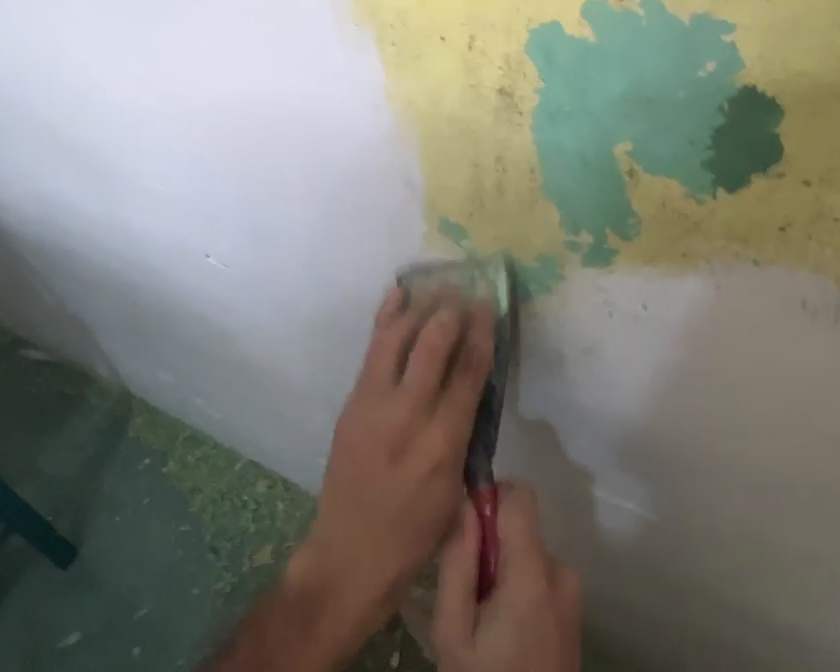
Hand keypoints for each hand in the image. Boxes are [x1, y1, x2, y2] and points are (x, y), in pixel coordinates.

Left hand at [304, 285, 495, 614]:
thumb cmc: (416, 532)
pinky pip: (372, 352)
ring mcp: (373, 406)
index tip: (488, 306)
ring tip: (436, 287)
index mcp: (443, 442)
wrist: (351, 553)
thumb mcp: (456, 489)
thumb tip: (473, 384)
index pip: (468, 373)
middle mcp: (408, 415)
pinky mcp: (352, 404)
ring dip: (420, 309)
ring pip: (397, 340)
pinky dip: (386, 320)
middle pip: (433, 347)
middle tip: (465, 292)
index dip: (481, 334)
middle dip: (451, 313)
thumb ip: (466, 433)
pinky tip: (396, 296)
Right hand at [433, 483, 582, 671]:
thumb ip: (457, 564)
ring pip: (527, 554)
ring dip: (503, 572)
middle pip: (520, 528)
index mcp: (533, 572)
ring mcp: (572, 592)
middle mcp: (561, 571)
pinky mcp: (573, 610)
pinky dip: (518, 589)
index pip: (520, 495)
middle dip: (490, 547)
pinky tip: (502, 631)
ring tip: (482, 620)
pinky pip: (539, 577)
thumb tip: (464, 504)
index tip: (463, 526)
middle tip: (466, 593)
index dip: (489, 496)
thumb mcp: (453, 633)